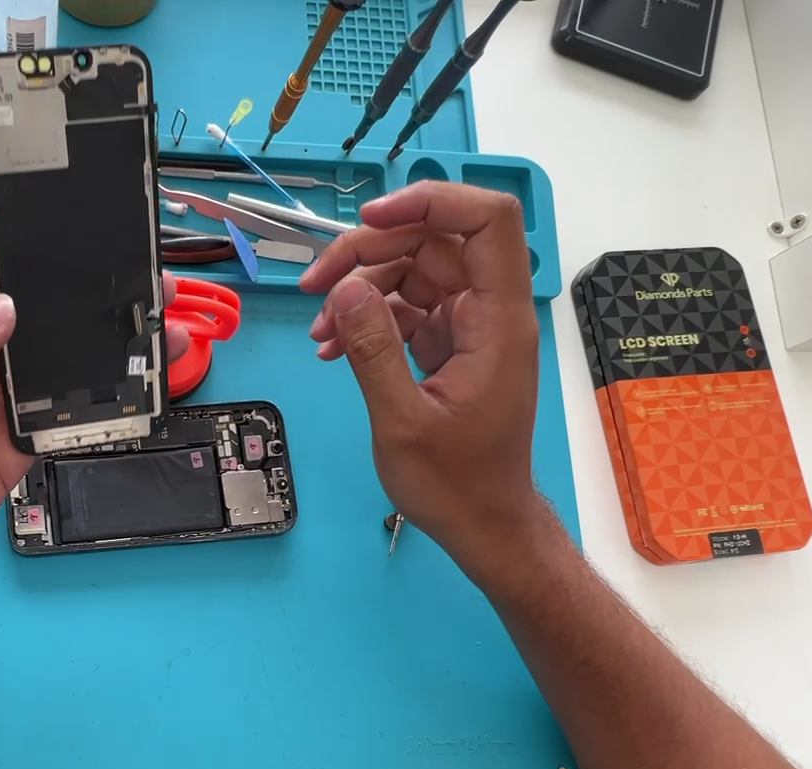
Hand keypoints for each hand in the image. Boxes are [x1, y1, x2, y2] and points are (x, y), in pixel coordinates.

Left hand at [0, 240, 187, 599]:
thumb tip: (0, 311)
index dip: (18, 250)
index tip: (73, 237)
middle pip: (29, 318)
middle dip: (79, 299)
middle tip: (140, 287)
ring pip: (53, 367)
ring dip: (96, 352)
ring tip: (150, 337)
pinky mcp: (12, 450)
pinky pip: (59, 419)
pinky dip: (93, 408)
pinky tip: (127, 396)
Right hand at [298, 181, 544, 573]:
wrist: (481, 523)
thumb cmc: (452, 482)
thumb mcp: (401, 420)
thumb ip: (372, 350)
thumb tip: (344, 290)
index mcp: (497, 320)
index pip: (486, 221)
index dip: (431, 202)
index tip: (367, 221)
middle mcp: (488, 313)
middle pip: (434, 244)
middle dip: (370, 253)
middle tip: (313, 286)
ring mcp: (467, 330)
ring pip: (413, 276)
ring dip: (360, 292)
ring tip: (317, 331)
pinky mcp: (447, 349)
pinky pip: (404, 313)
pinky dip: (367, 323)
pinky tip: (332, 349)